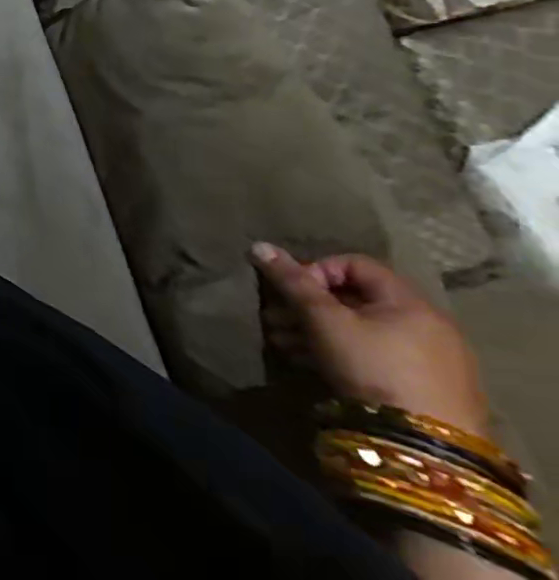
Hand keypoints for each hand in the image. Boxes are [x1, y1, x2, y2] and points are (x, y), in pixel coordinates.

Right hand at [251, 243, 488, 434]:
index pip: (354, 264)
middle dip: (305, 305)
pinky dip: (336, 349)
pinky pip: (371, 351)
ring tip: (282, 342)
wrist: (423, 440)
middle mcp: (424, 323)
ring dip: (313, 328)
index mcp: (409, 302)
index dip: (316, 269)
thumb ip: (292, 282)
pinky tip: (306, 361)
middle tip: (274, 318)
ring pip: (357, 327)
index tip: (293, 291)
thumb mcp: (323, 320)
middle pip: (353, 297)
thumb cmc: (371, 365)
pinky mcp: (421, 381)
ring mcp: (427, 355)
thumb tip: (258, 245)